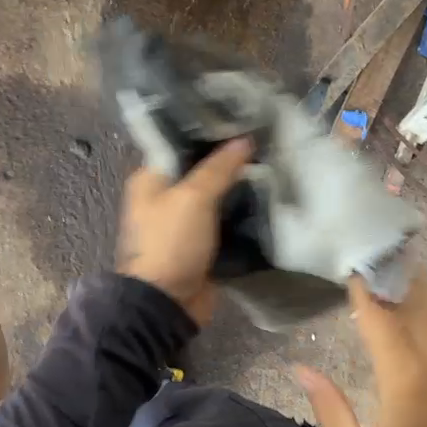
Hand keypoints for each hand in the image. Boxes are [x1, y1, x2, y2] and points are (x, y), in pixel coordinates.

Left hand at [118, 138, 254, 325]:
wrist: (166, 304)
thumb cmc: (171, 244)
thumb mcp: (193, 197)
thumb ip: (219, 167)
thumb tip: (245, 139)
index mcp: (152, 179)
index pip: (183, 144)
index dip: (211, 133)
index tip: (244, 121)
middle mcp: (166, 198)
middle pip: (203, 172)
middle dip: (232, 163)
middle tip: (267, 145)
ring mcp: (185, 224)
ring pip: (218, 199)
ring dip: (241, 190)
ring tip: (274, 169)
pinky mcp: (203, 246)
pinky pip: (226, 224)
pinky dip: (243, 217)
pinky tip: (268, 202)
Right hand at [295, 272, 426, 426]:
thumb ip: (329, 410)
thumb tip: (301, 369)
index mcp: (404, 375)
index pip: (379, 312)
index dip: (361, 284)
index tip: (341, 260)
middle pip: (408, 292)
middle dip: (383, 268)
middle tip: (355, 246)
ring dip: (401, 277)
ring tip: (372, 259)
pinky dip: (415, 294)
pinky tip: (395, 290)